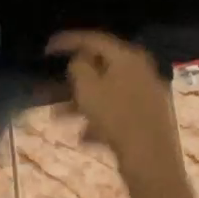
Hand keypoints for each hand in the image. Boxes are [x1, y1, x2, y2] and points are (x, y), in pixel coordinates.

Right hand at [45, 31, 177, 165]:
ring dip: (83, 100)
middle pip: (101, 66)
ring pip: (108, 89)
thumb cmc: (114, 117)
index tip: (47, 48)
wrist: (151, 158)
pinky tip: (85, 136)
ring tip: (61, 117)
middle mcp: (141, 69)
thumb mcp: (86, 87)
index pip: (92, 39)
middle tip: (54, 84)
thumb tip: (81, 59)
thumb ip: (78, 66)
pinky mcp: (151, 115)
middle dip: (75, 78)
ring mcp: (148, 92)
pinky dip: (100, 116)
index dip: (67, 41)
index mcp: (127, 57)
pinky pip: (118, 108)